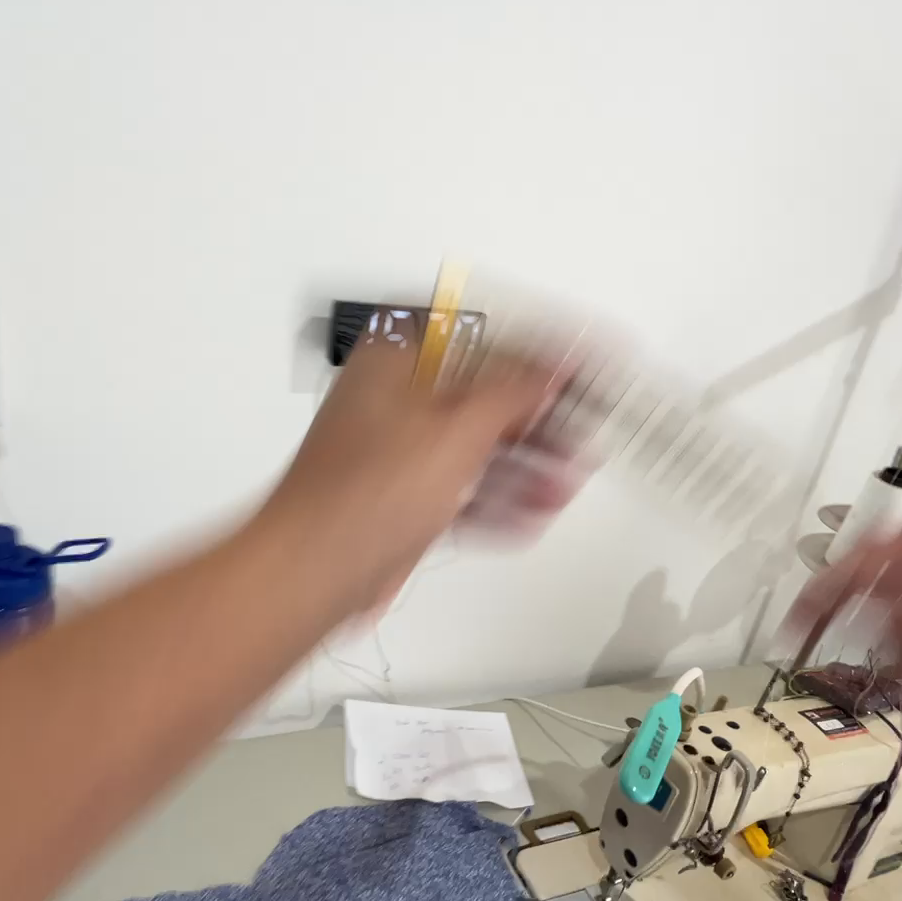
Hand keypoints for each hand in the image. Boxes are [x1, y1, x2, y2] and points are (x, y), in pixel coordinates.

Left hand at [255, 309, 578, 613]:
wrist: (318, 570)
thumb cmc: (355, 494)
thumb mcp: (455, 427)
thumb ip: (512, 391)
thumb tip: (548, 367)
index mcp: (396, 359)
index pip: (481, 331)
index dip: (537, 342)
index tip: (579, 355)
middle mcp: (396, 401)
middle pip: (484, 393)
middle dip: (538, 413)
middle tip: (583, 421)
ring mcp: (400, 452)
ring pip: (477, 446)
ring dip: (526, 461)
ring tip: (569, 471)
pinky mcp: (405, 499)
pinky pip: (464, 490)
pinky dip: (498, 498)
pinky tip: (531, 510)